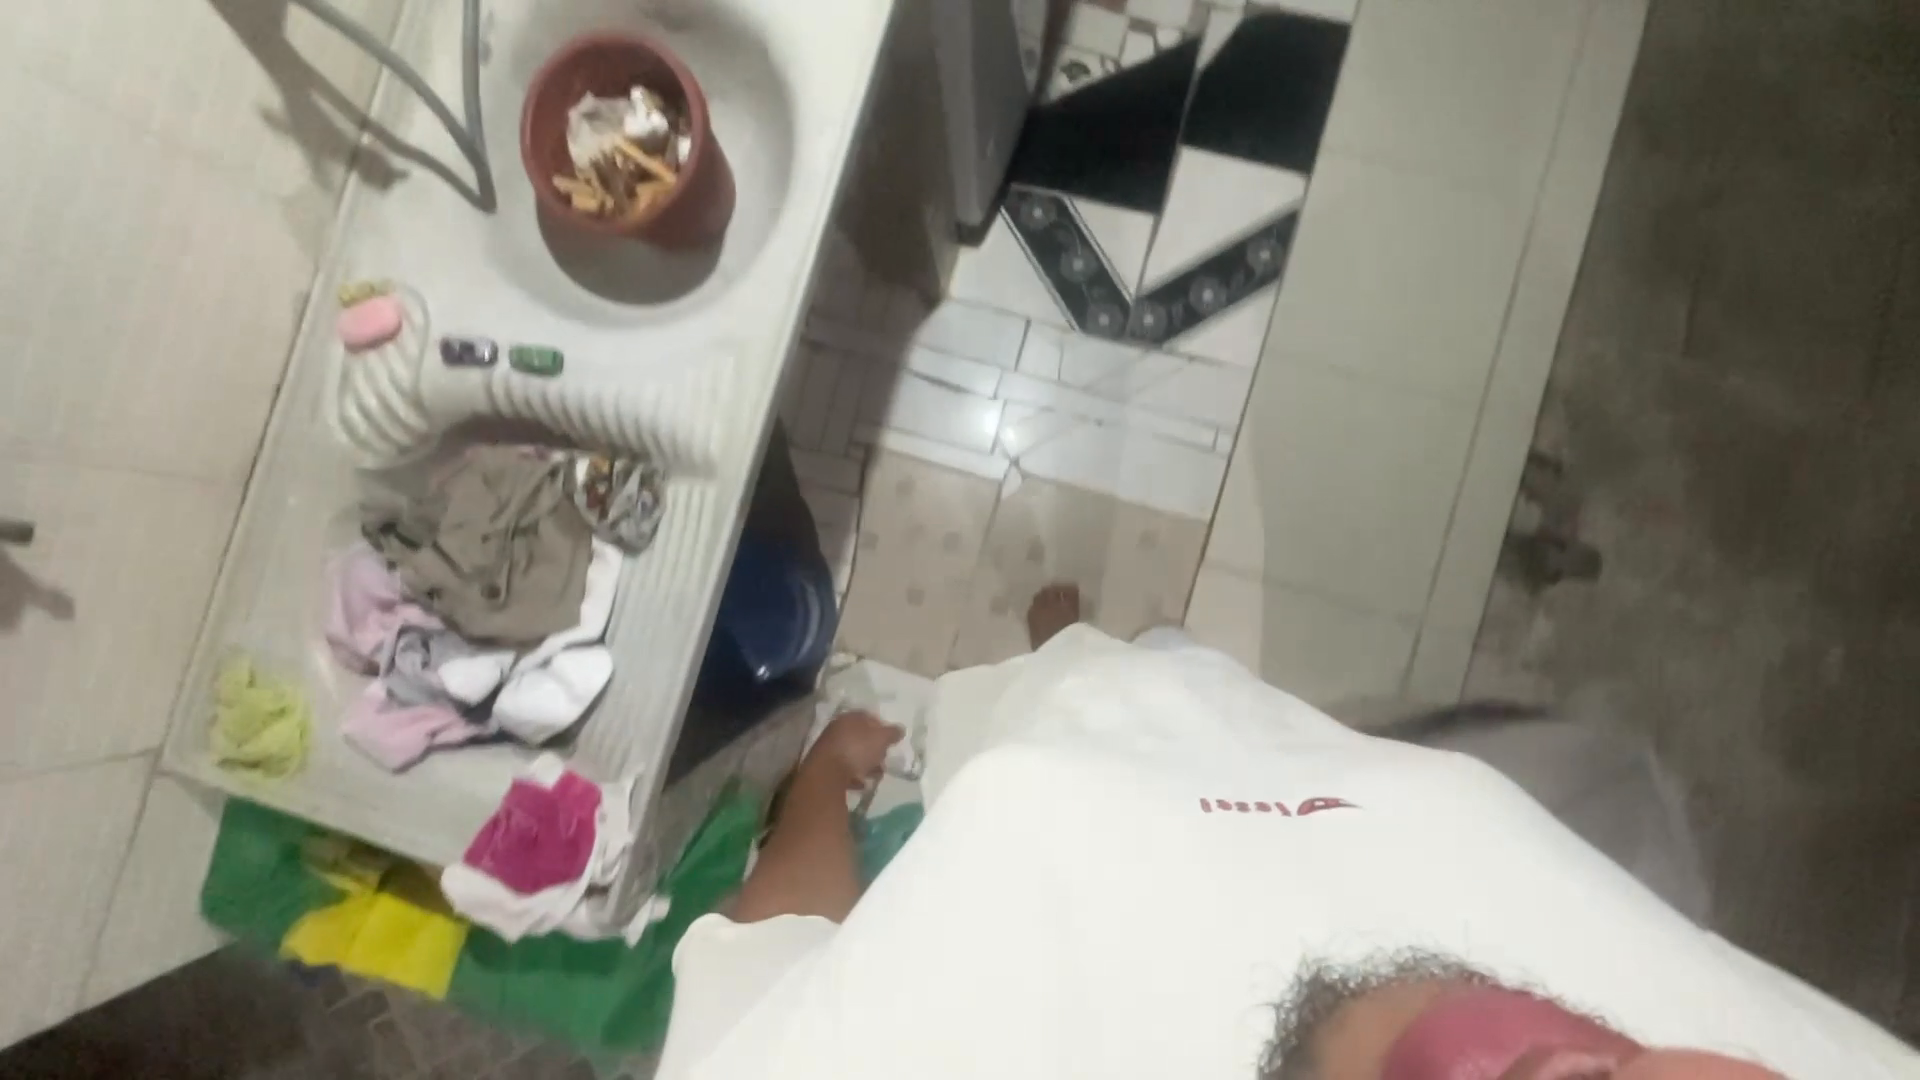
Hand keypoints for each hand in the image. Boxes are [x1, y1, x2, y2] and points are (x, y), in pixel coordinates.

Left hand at [800, 710, 902, 790]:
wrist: (826, 776)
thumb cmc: (856, 750)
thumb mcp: (881, 739)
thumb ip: (892, 733)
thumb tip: (900, 729)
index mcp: (849, 718)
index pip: (868, 717)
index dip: (882, 727)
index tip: (891, 740)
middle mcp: (836, 729)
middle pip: (860, 736)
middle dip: (874, 748)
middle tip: (885, 758)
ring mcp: (828, 748)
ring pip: (852, 753)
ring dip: (865, 764)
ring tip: (876, 775)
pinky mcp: (824, 767)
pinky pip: (843, 769)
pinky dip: (853, 775)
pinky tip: (861, 784)